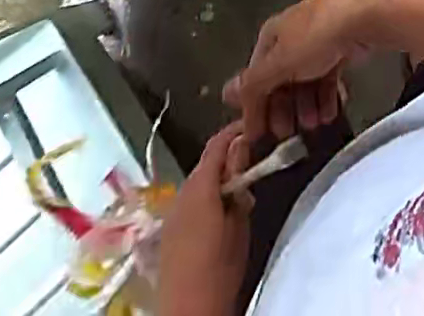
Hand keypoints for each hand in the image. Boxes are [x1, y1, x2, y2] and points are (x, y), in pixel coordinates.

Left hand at [157, 122, 251, 315]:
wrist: (188, 313)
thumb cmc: (220, 268)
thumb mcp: (239, 222)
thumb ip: (238, 182)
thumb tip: (241, 149)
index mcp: (200, 186)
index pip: (217, 144)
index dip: (234, 131)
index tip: (253, 126)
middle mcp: (182, 192)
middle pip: (207, 162)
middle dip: (228, 157)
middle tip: (253, 164)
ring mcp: (173, 210)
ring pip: (199, 180)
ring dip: (218, 177)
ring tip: (241, 190)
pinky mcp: (170, 228)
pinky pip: (190, 199)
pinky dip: (207, 195)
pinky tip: (221, 212)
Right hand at [223, 0, 367, 140]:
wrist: (364, 18)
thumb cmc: (317, 37)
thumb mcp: (280, 63)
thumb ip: (254, 84)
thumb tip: (226, 94)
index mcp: (272, 34)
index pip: (255, 76)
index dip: (254, 106)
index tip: (258, 135)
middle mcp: (292, 35)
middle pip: (281, 80)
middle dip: (283, 109)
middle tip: (288, 135)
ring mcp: (318, 41)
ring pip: (305, 81)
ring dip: (306, 107)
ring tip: (314, 126)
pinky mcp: (341, 48)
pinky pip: (327, 77)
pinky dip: (326, 96)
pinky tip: (330, 113)